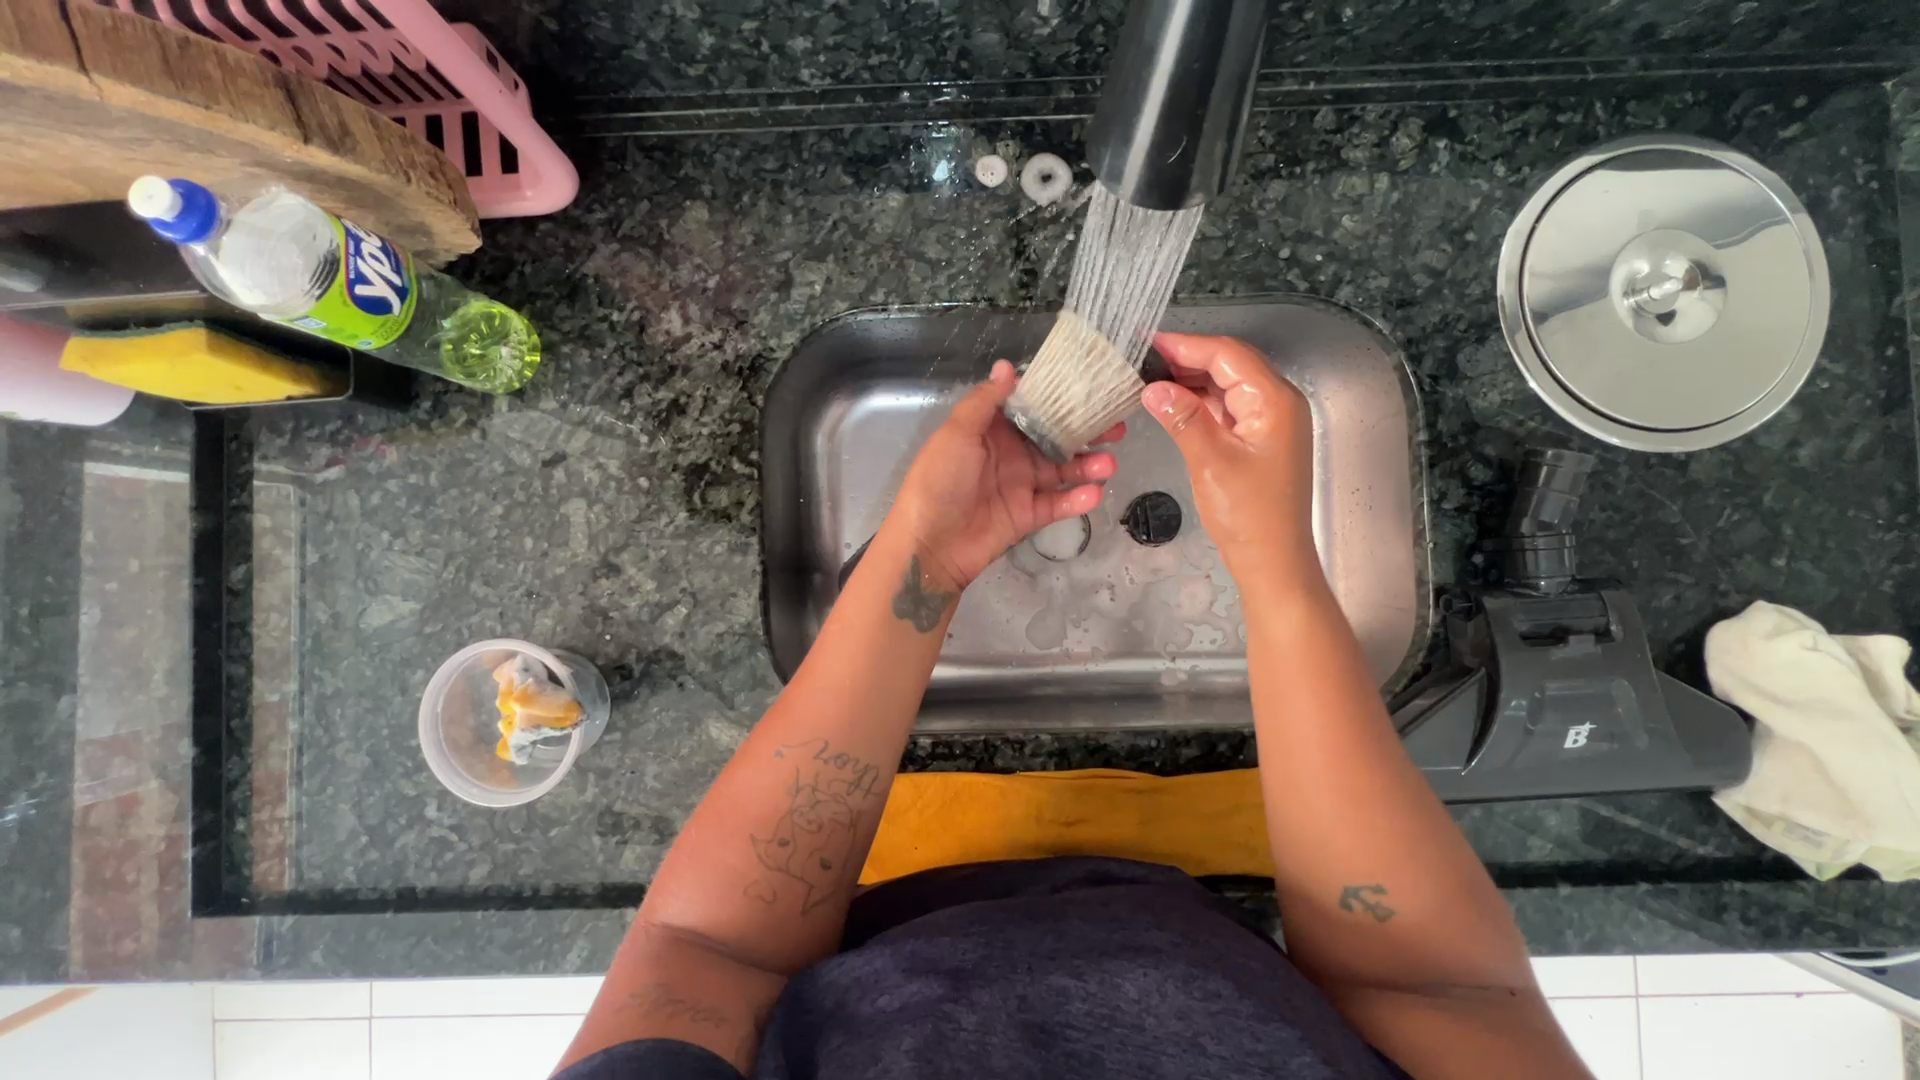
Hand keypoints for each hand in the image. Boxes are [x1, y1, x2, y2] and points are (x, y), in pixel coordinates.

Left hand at [888, 359, 1119, 590]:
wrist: (929, 543)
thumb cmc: (938, 480)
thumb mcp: (957, 433)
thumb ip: (985, 401)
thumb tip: (1007, 366)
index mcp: (989, 430)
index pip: (1030, 408)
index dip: (1057, 399)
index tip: (1089, 387)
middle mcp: (1009, 454)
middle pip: (1053, 438)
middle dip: (1084, 432)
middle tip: (1116, 427)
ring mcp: (1020, 485)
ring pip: (1061, 471)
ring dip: (1087, 466)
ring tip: (1110, 463)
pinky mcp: (1027, 515)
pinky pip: (1057, 503)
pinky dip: (1077, 499)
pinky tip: (1094, 493)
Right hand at [1141, 333, 1317, 580]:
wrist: (1272, 559)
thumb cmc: (1247, 513)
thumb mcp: (1210, 461)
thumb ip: (1182, 418)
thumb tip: (1152, 387)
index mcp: (1274, 401)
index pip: (1229, 355)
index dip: (1188, 345)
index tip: (1149, 342)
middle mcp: (1278, 403)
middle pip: (1232, 365)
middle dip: (1189, 359)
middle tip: (1144, 359)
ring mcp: (1271, 422)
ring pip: (1228, 386)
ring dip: (1193, 381)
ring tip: (1152, 379)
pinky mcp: (1260, 439)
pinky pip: (1229, 408)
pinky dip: (1201, 403)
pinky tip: (1173, 405)